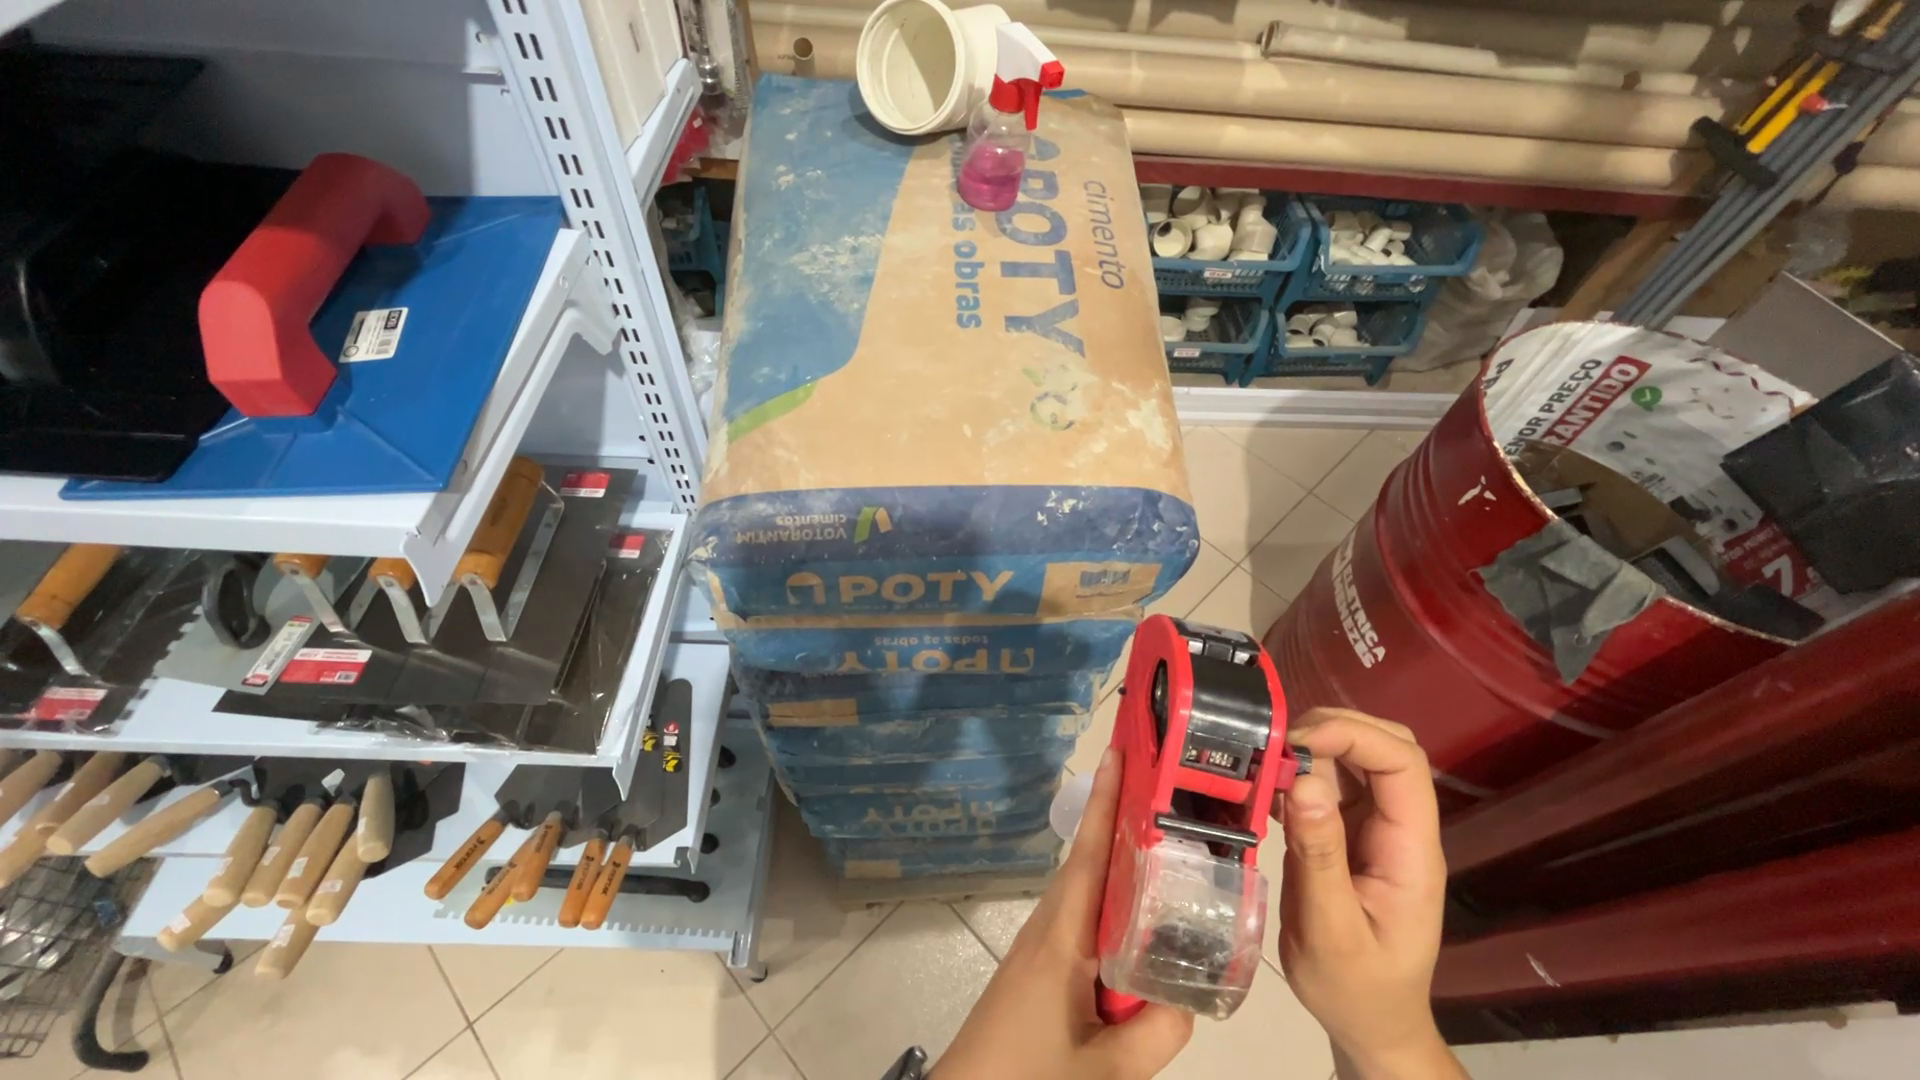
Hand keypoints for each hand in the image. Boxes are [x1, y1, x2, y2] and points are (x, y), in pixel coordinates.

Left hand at [934, 747, 1193, 1079]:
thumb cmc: (1031, 1074)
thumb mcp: (1110, 1068)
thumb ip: (1160, 1031)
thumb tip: (1191, 996)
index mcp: (1063, 936)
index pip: (1090, 855)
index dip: (1105, 803)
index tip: (1118, 756)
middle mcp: (1049, 926)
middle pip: (1089, 863)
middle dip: (1120, 823)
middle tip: (1167, 797)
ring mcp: (1040, 944)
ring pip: (1085, 892)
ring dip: (1117, 865)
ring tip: (1163, 849)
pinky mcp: (1037, 965)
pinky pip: (1080, 919)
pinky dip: (1109, 906)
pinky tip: (1135, 924)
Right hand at [1279, 708, 1461, 1078]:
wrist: (1368, 1023)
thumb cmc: (1356, 988)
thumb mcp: (1331, 931)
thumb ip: (1318, 856)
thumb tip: (1303, 781)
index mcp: (1410, 849)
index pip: (1401, 763)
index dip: (1352, 736)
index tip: (1294, 743)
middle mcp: (1397, 828)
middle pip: (1385, 746)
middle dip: (1333, 729)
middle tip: (1275, 743)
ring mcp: (1372, 829)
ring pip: (1354, 758)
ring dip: (1310, 747)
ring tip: (1262, 762)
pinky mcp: (1345, 834)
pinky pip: (1326, 783)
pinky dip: (1295, 772)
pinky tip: (1265, 787)